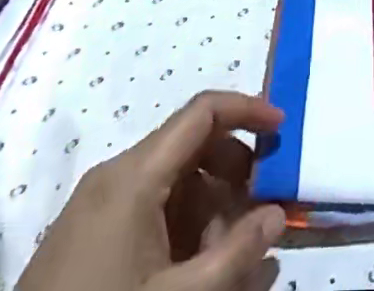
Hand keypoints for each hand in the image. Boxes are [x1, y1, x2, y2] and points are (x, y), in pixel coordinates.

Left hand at [18, 92, 285, 290]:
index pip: (203, 111)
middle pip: (194, 143)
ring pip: (176, 176)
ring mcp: (98, 204)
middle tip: (260, 208)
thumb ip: (238, 252)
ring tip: (227, 252)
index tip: (284, 129)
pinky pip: (152, 203)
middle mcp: (116, 175)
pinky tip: (195, 264)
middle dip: (236, 170)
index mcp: (134, 175)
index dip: (249, 109)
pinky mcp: (90, 232)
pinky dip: (185, 220)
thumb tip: (277, 214)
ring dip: (213, 202)